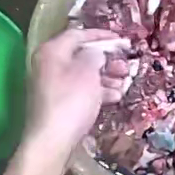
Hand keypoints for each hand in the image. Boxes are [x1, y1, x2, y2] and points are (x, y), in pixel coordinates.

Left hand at [25, 27, 128, 158]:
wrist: (53, 141)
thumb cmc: (71, 101)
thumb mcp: (87, 72)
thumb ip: (95, 55)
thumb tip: (97, 53)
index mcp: (52, 51)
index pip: (79, 34)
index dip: (102, 36)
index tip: (122, 41)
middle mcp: (49, 65)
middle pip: (82, 55)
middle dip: (107, 60)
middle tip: (125, 66)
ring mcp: (53, 86)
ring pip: (84, 74)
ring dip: (106, 77)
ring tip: (124, 83)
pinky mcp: (59, 104)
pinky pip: (81, 91)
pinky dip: (98, 91)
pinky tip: (115, 97)